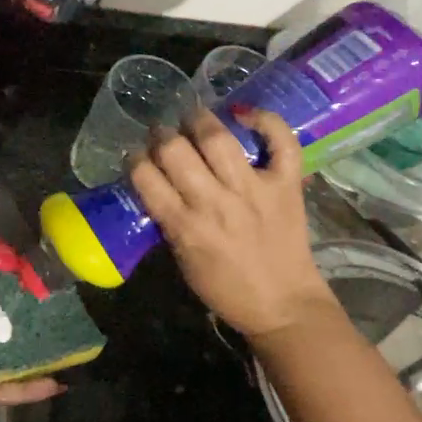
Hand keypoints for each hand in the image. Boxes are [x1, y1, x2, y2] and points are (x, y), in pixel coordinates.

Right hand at [129, 108, 334, 339]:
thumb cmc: (226, 289)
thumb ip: (170, 220)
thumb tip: (158, 185)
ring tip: (194, 119)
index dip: (134, 159)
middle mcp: (215, 202)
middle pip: (175, 150)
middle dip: (161, 135)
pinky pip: (281, 142)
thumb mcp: (183, 259)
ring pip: (218, 138)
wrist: (284, 306)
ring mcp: (254, 190)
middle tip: (163, 136)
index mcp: (185, 226)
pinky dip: (265, 121)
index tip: (137, 156)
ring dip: (199, 120)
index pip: (146, 177)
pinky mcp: (286, 185)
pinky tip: (245, 115)